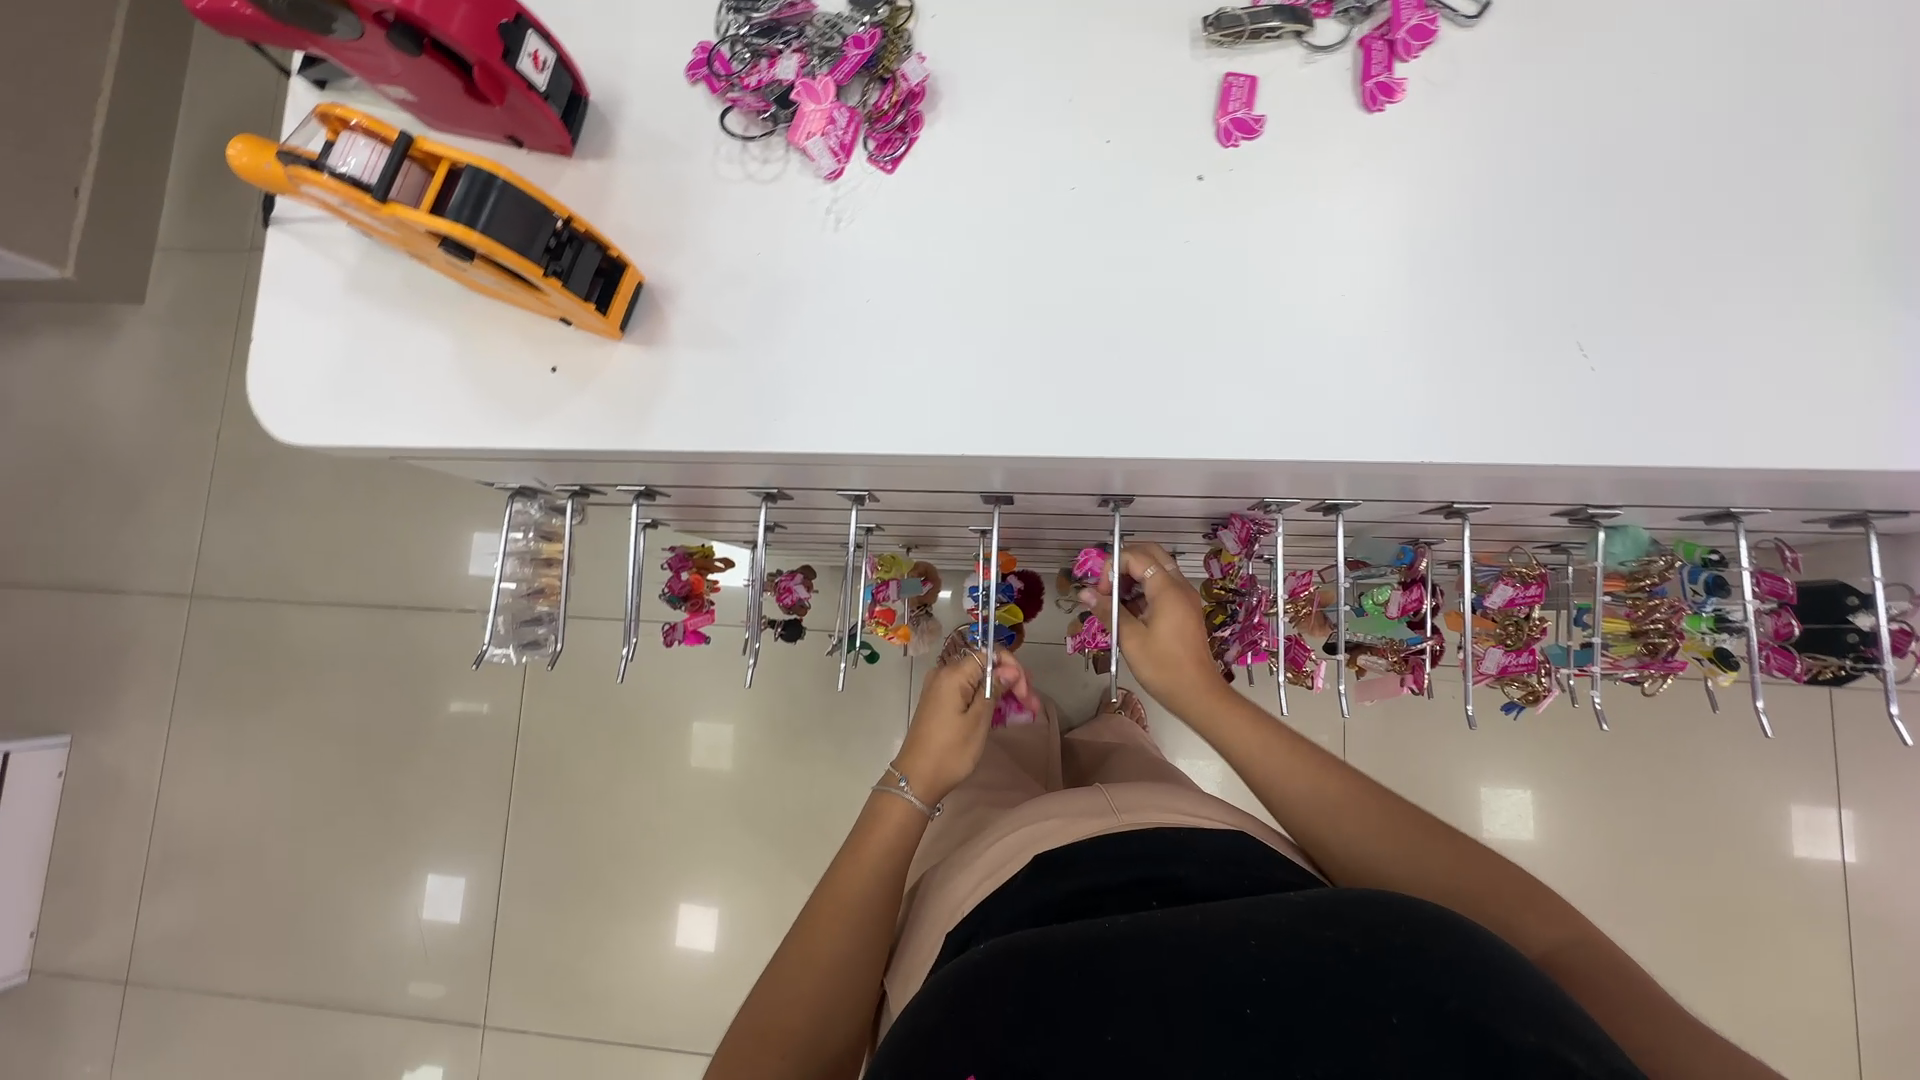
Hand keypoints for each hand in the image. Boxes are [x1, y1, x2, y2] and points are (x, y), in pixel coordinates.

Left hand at [893, 648, 1035, 804]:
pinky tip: (1003, 715)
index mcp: (953, 674)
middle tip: (1031, 706)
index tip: (1024, 692)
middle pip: (985, 667)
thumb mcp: (978, 721)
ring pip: (978, 681)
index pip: (989, 654)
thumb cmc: (950, 751)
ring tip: (1024, 712)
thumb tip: (1010, 668)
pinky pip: (968, 692)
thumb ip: (994, 690)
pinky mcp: (939, 702)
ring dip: (1002, 693)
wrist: (916, 779)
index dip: (1012, 667)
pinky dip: (986, 700)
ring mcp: (940, 688)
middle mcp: (944, 674)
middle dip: (1011, 682)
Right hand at [1078, 541, 1228, 715]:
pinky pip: (1162, 586)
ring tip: (1114, 601)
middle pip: (1150, 554)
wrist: (1197, 693)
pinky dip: (1143, 590)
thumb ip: (1108, 610)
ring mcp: (1184, 597)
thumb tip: (1084, 593)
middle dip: (1124, 563)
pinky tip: (1127, 612)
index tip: (1101, 592)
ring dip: (1132, 576)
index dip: (1113, 567)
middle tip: (1107, 587)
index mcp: (1167, 589)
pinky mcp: (1184, 609)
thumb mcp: (1130, 638)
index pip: (1136, 556)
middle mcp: (1179, 586)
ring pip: (1157, 569)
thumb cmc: (1163, 667)